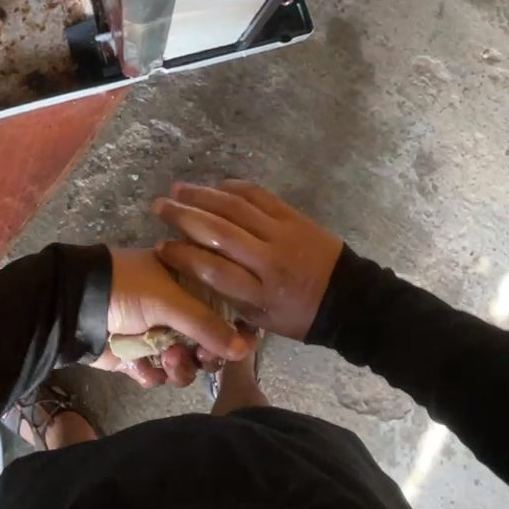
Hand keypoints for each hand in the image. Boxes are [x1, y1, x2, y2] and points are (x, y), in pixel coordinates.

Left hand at [91, 248, 250, 388]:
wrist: (74, 307)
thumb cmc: (126, 288)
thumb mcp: (170, 299)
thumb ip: (207, 324)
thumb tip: (246, 348)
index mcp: (190, 283)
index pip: (225, 308)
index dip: (235, 328)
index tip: (243, 344)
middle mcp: (179, 309)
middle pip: (209, 342)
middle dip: (207, 353)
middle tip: (201, 355)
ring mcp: (158, 334)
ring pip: (186, 364)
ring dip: (180, 367)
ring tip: (165, 358)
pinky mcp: (139, 357)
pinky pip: (158, 376)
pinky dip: (152, 374)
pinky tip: (140, 365)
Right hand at [153, 180, 343, 340]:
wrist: (348, 297)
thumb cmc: (300, 316)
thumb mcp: (261, 322)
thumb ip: (228, 300)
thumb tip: (192, 276)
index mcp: (259, 294)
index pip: (213, 271)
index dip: (182, 257)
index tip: (159, 247)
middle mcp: (268, 260)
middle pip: (218, 233)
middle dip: (184, 217)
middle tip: (159, 207)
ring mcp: (282, 233)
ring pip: (236, 208)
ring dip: (203, 196)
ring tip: (178, 190)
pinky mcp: (293, 216)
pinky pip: (259, 195)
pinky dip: (234, 188)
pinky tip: (214, 186)